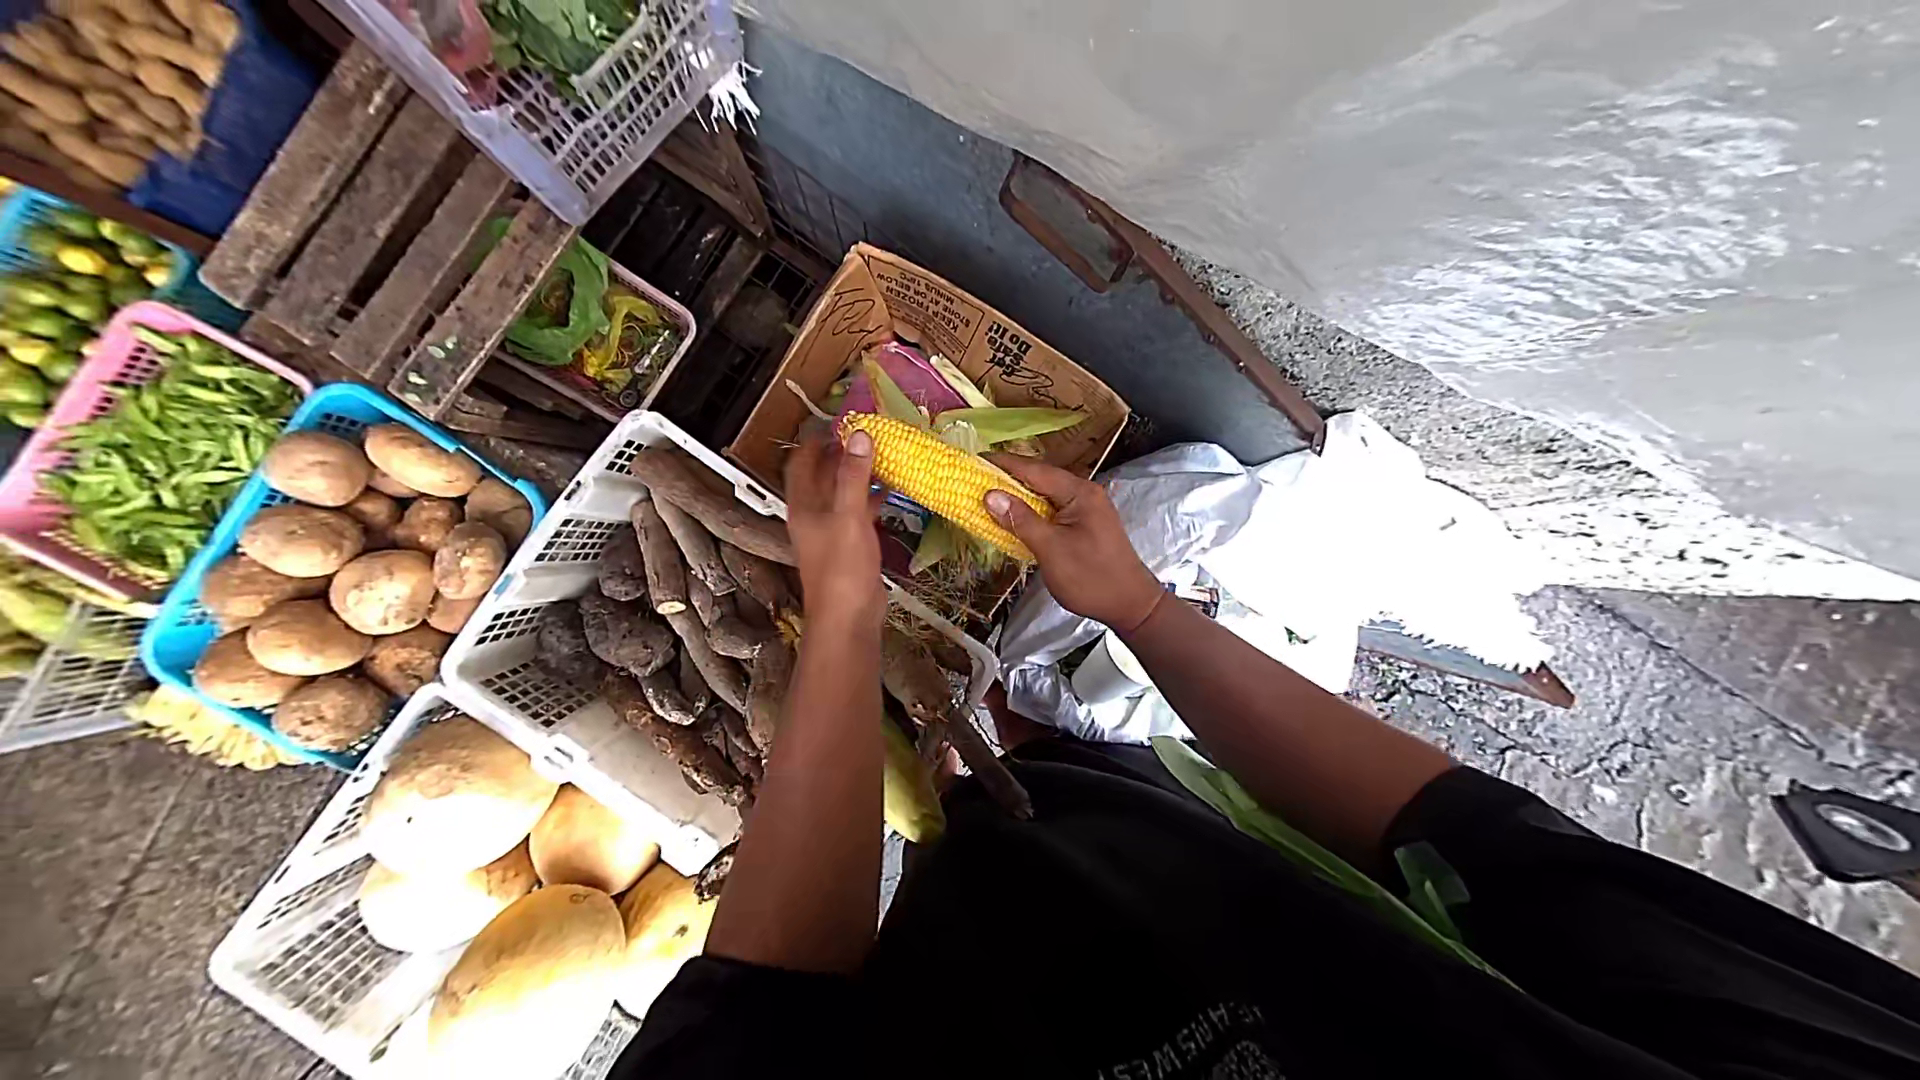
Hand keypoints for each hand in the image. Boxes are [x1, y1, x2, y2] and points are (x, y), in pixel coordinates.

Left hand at [784, 425, 883, 628]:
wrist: (848, 618)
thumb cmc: (842, 568)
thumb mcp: (849, 516)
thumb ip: (854, 475)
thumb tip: (859, 435)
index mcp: (803, 505)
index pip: (802, 462)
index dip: (818, 440)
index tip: (842, 423)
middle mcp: (812, 515)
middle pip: (822, 475)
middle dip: (842, 455)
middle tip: (868, 437)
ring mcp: (831, 531)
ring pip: (841, 494)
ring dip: (857, 476)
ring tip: (881, 458)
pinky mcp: (849, 546)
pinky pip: (857, 513)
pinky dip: (870, 499)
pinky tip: (888, 492)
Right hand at [983, 455, 1162, 632]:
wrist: (1131, 605)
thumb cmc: (1092, 578)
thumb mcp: (1051, 549)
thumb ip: (1021, 520)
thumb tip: (991, 495)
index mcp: (1080, 492)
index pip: (1034, 470)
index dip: (1003, 464)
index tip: (974, 459)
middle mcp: (1084, 493)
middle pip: (1039, 479)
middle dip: (1007, 479)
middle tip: (974, 479)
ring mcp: (1086, 509)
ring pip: (1044, 496)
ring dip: (1017, 497)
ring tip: (987, 496)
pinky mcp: (1083, 525)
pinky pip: (1051, 510)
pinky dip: (1030, 512)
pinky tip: (1012, 518)